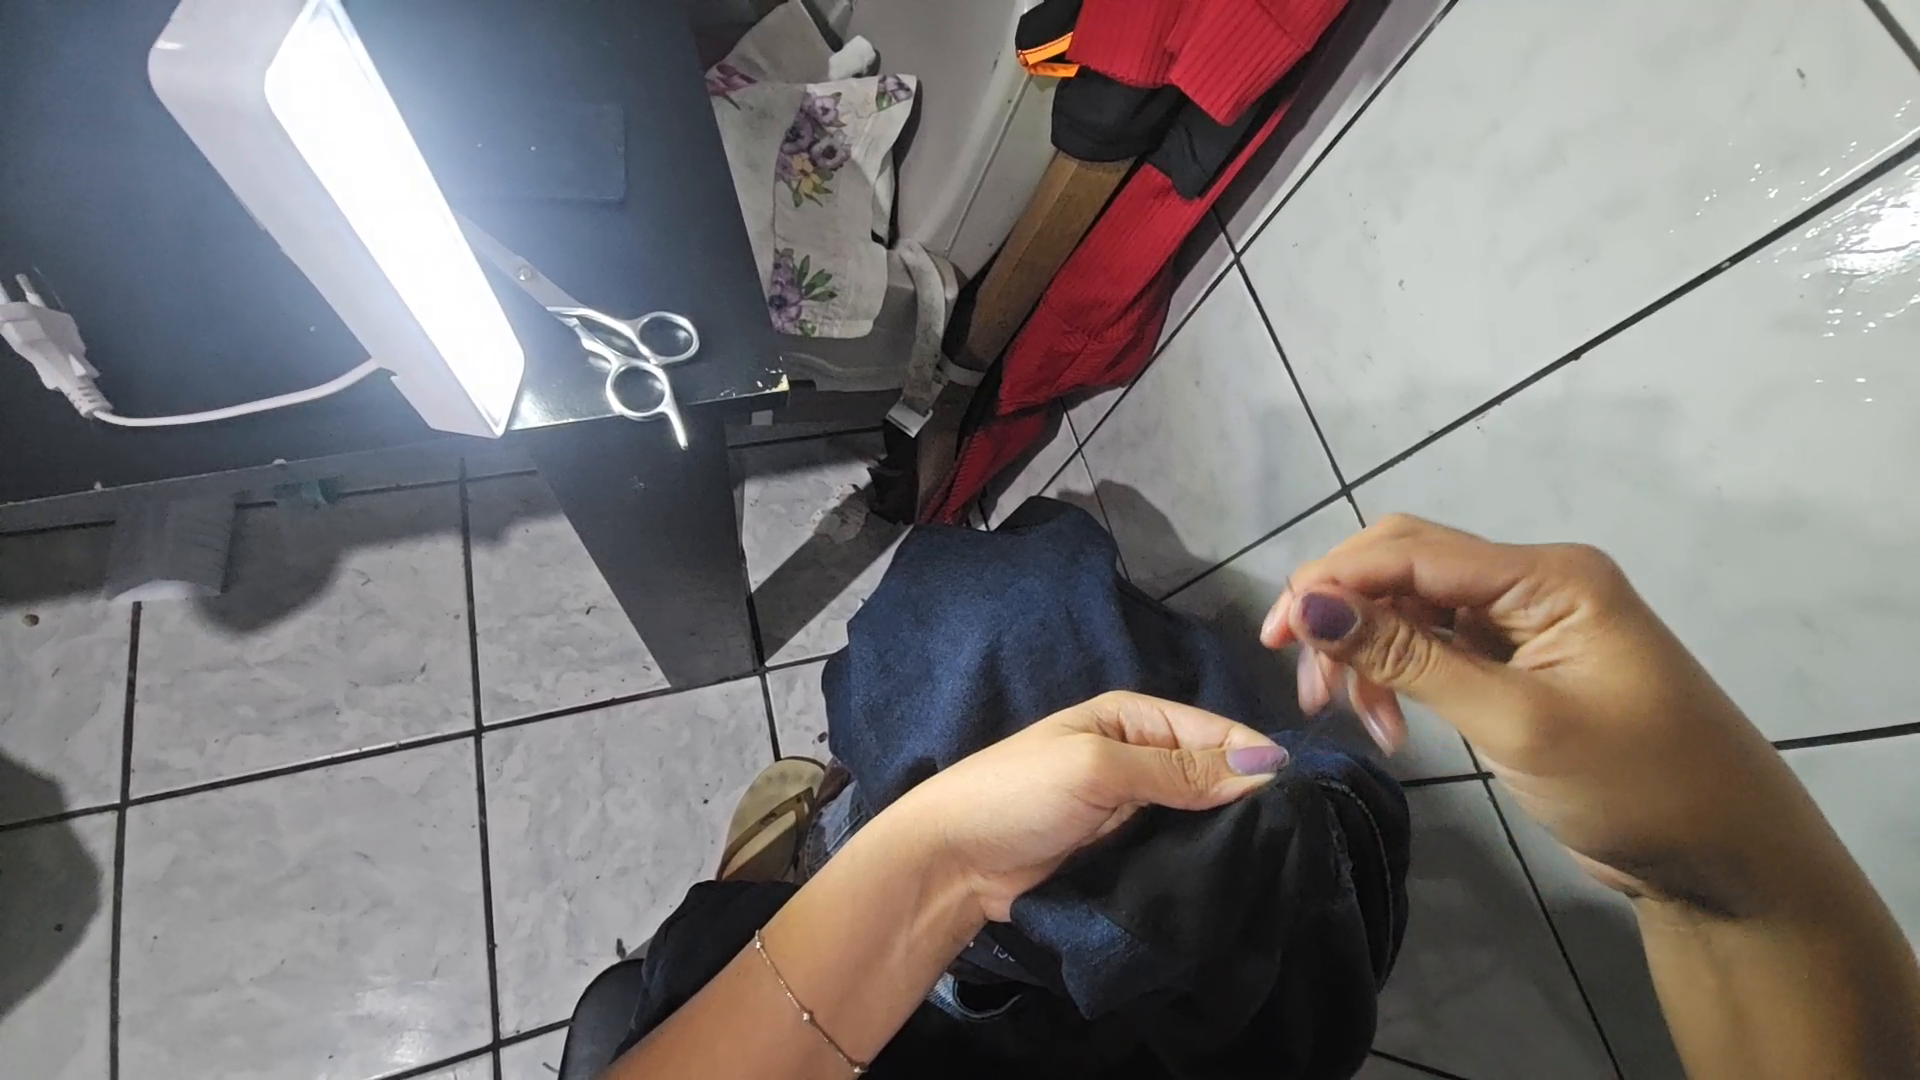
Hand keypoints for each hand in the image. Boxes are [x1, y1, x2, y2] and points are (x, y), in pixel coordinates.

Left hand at [883, 691, 1285, 922]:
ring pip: (1200, 817)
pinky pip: (1176, 852)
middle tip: (1298, 846)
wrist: (955, 859)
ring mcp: (1133, 807)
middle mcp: (1139, 756)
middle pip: (1212, 775)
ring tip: (1277, 870)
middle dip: (1248, 803)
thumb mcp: (1097, 769)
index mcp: (1133, 718)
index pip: (1214, 733)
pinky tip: (1235, 885)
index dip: (1255, 762)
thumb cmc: (1020, 793)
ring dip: (1228, 838)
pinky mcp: (1125, 851)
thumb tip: (1266, 766)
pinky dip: (1201, 864)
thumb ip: (1177, 770)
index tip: (1301, 804)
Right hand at [1259, 514, 1823, 914]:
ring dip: (1360, 651)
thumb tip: (1307, 605)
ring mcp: (1513, 620)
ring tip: (1343, 713)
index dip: (1332, 581)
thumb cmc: (1640, 788)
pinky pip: (1421, 644)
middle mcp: (1524, 582)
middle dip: (1339, 611)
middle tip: (1297, 667)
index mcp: (1545, 576)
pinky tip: (1385, 722)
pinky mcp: (1503, 658)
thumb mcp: (1513, 721)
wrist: (1732, 869)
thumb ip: (1405, 656)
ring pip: (1401, 607)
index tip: (1276, 633)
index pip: (1409, 552)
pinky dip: (1389, 675)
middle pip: (1398, 566)